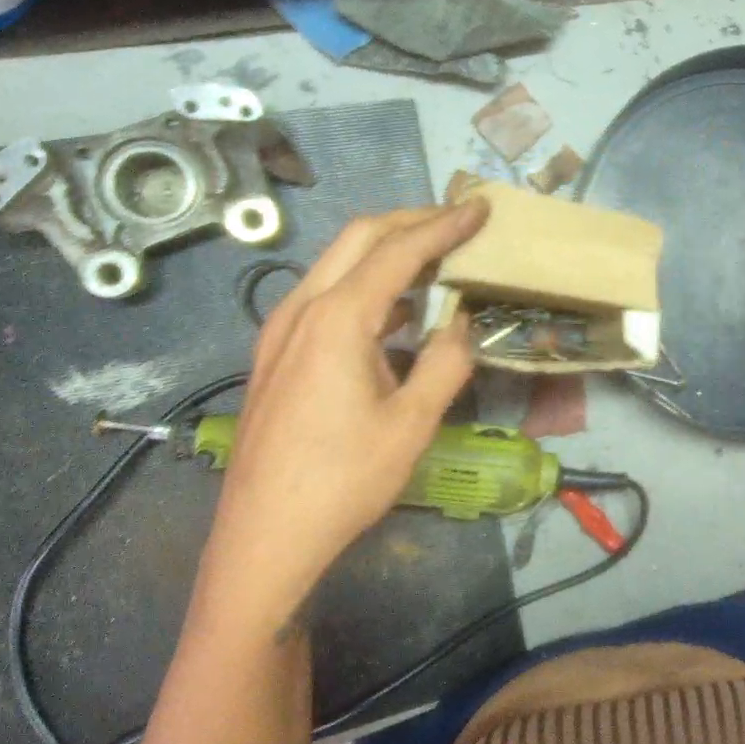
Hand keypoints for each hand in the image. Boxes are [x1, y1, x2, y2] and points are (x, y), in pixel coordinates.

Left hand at [193, 201, 487, 635]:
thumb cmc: (344, 481)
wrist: (264, 536)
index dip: (443, 225)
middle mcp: (301, 310)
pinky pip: (324, 296)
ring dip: (386, 251)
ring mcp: (280, 331)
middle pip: (359, 239)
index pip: (398, 251)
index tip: (480, 208)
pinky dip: (365, 284)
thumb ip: (445, 364)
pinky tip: (394, 310)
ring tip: (435, 258)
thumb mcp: (412, 425)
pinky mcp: (275, 355)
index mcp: (337, 320)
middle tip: (459, 222)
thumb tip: (460, 325)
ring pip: (336, 264)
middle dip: (411, 222)